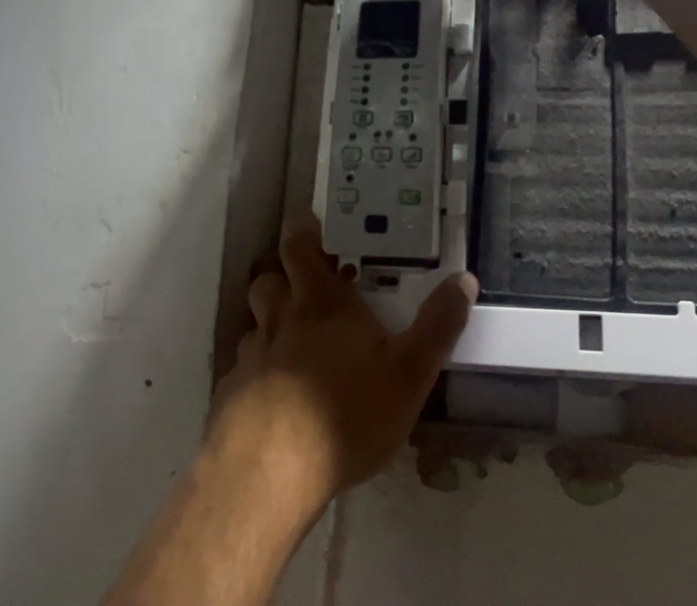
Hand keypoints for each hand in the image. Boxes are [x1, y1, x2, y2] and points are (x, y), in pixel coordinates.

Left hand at [209, 217, 478, 499]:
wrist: (269, 474)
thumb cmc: (348, 414)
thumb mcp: (411, 372)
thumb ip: (438, 325)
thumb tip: (463, 278)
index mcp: (323, 305)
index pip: (300, 248)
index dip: (300, 230)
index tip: (306, 222)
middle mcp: (281, 321)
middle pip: (268, 280)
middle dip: (282, 275)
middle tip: (306, 284)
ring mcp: (252, 358)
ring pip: (254, 323)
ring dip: (270, 322)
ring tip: (294, 339)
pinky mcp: (232, 396)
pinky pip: (244, 369)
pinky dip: (258, 370)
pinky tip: (275, 394)